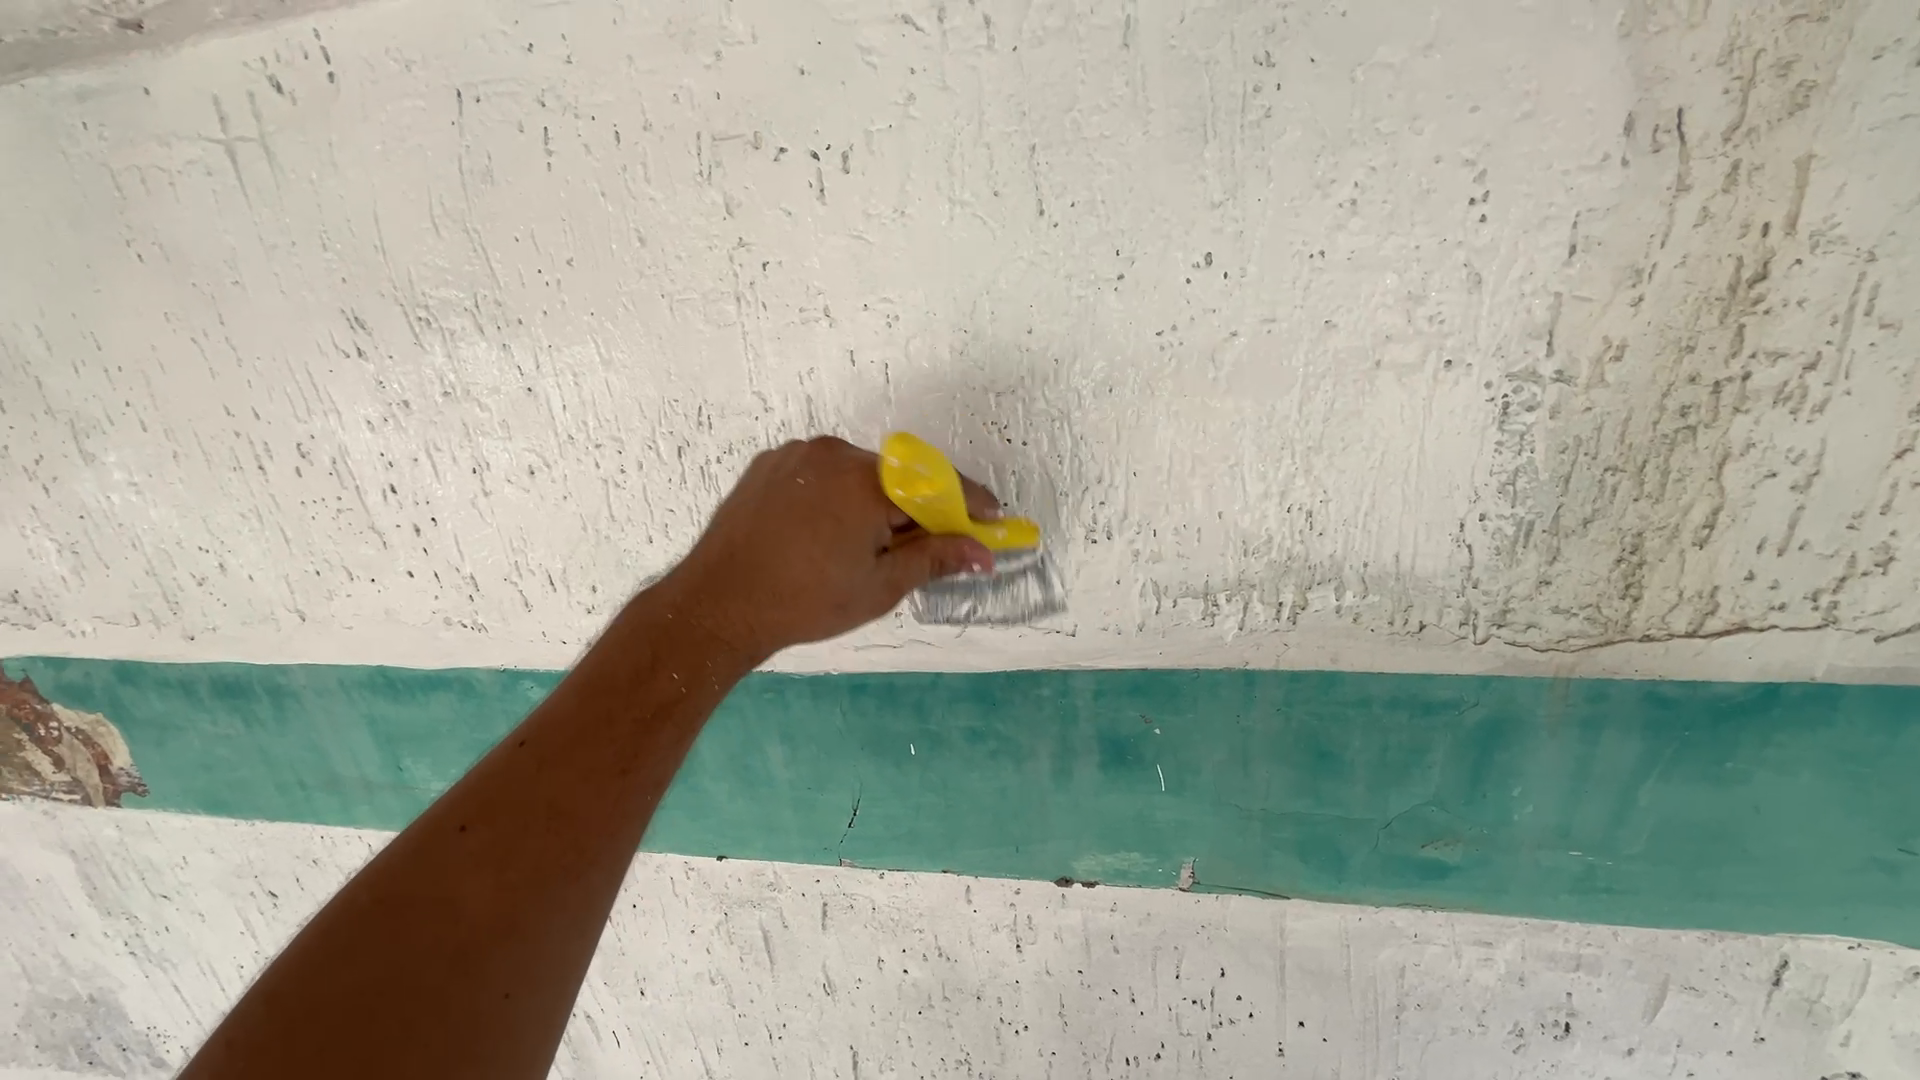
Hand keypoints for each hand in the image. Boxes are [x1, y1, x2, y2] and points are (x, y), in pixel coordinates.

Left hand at [658, 436, 1000, 662]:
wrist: (717, 604)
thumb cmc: (806, 602)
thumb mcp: (880, 586)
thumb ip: (935, 559)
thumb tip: (984, 553)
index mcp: (865, 482)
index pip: (934, 485)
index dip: (968, 503)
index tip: (993, 518)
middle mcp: (833, 454)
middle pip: (895, 477)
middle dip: (915, 508)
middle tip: (923, 545)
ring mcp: (796, 455)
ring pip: (856, 473)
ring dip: (873, 501)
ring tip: (863, 545)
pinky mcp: (769, 463)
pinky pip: (821, 473)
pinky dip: (836, 496)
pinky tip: (825, 532)